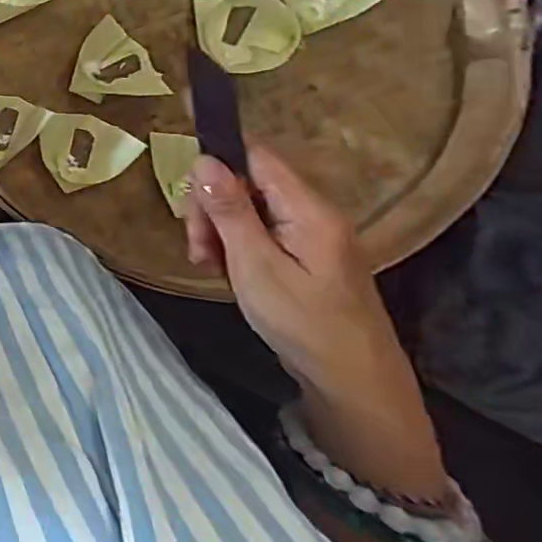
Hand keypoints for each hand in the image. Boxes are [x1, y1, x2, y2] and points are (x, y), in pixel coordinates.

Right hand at [183, 146, 405, 394]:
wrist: (354, 384)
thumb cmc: (304, 324)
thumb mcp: (256, 266)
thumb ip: (230, 211)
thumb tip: (204, 160)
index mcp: (308, 209)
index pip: (257, 156)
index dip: (218, 161)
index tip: (187, 192)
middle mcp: (311, 213)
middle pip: (247, 183)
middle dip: (212, 207)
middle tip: (197, 247)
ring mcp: (308, 235)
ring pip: (248, 209)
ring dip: (218, 229)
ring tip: (206, 264)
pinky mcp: (302, 256)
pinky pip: (259, 232)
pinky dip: (234, 246)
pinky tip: (223, 270)